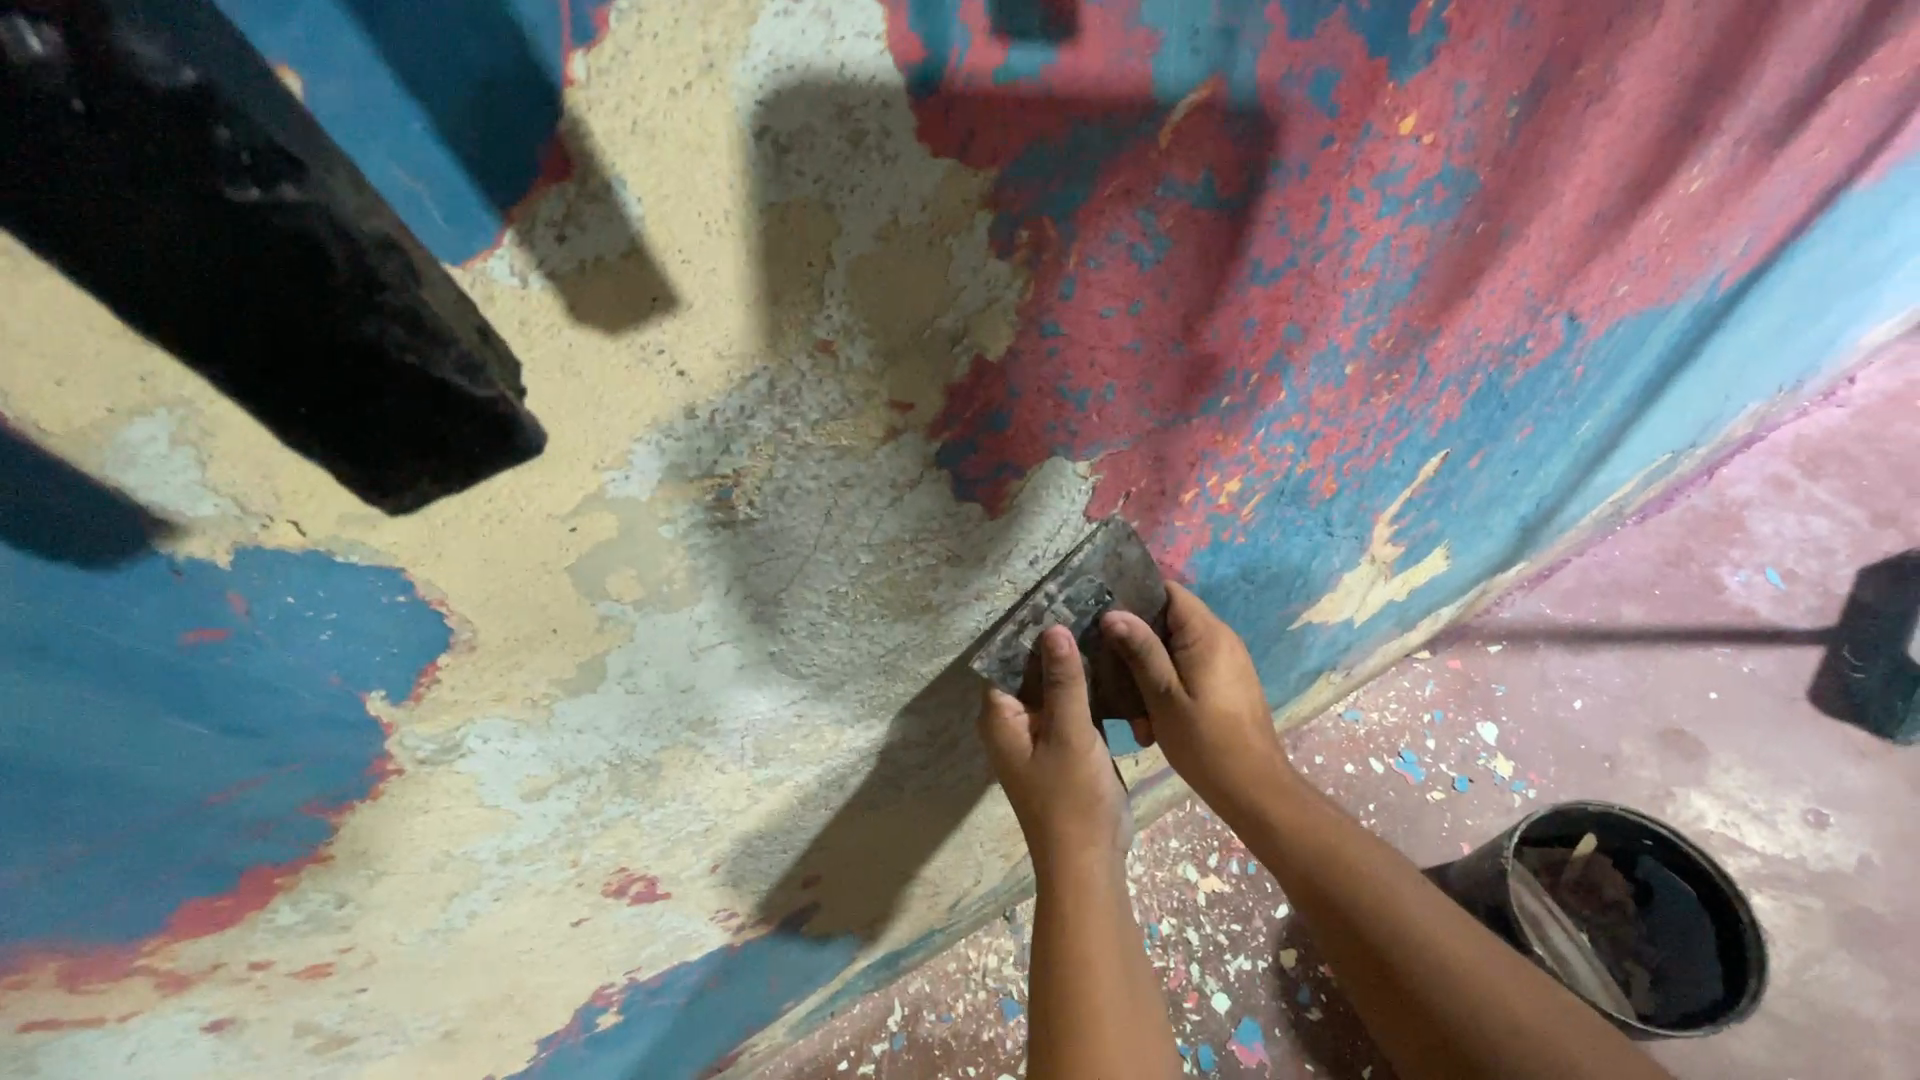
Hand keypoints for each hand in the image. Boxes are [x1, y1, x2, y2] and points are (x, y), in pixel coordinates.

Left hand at [977, 625, 1132, 871]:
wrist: (1089, 859)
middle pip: (1031, 670)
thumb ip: (1063, 681)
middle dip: (1056, 642)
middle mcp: (1013, 721)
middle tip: (1089, 601)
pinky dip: (1086, 687)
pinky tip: (1111, 662)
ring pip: (1054, 687)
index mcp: (1000, 716)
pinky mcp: (1064, 744)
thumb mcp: (1069, 733)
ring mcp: (1039, 733)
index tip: (1059, 595)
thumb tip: (1053, 628)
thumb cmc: (1071, 797)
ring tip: (1103, 622)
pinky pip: (1070, 706)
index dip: (1029, 629)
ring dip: (1074, 663)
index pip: (1006, 658)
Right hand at [1100, 584, 1294, 811]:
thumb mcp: (1163, 697)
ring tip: (1128, 703)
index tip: (1100, 611)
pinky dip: (1165, 685)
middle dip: (1135, 640)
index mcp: (1207, 634)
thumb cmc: (1206, 743)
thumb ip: (1140, 651)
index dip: (1133, 595)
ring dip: (1148, 670)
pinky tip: (1149, 719)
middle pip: (1169, 619)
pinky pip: (1188, 669)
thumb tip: (1112, 612)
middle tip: (1103, 660)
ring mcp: (1225, 661)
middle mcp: (1220, 638)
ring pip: (1175, 649)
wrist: (1255, 790)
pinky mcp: (1225, 683)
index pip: (1167, 590)